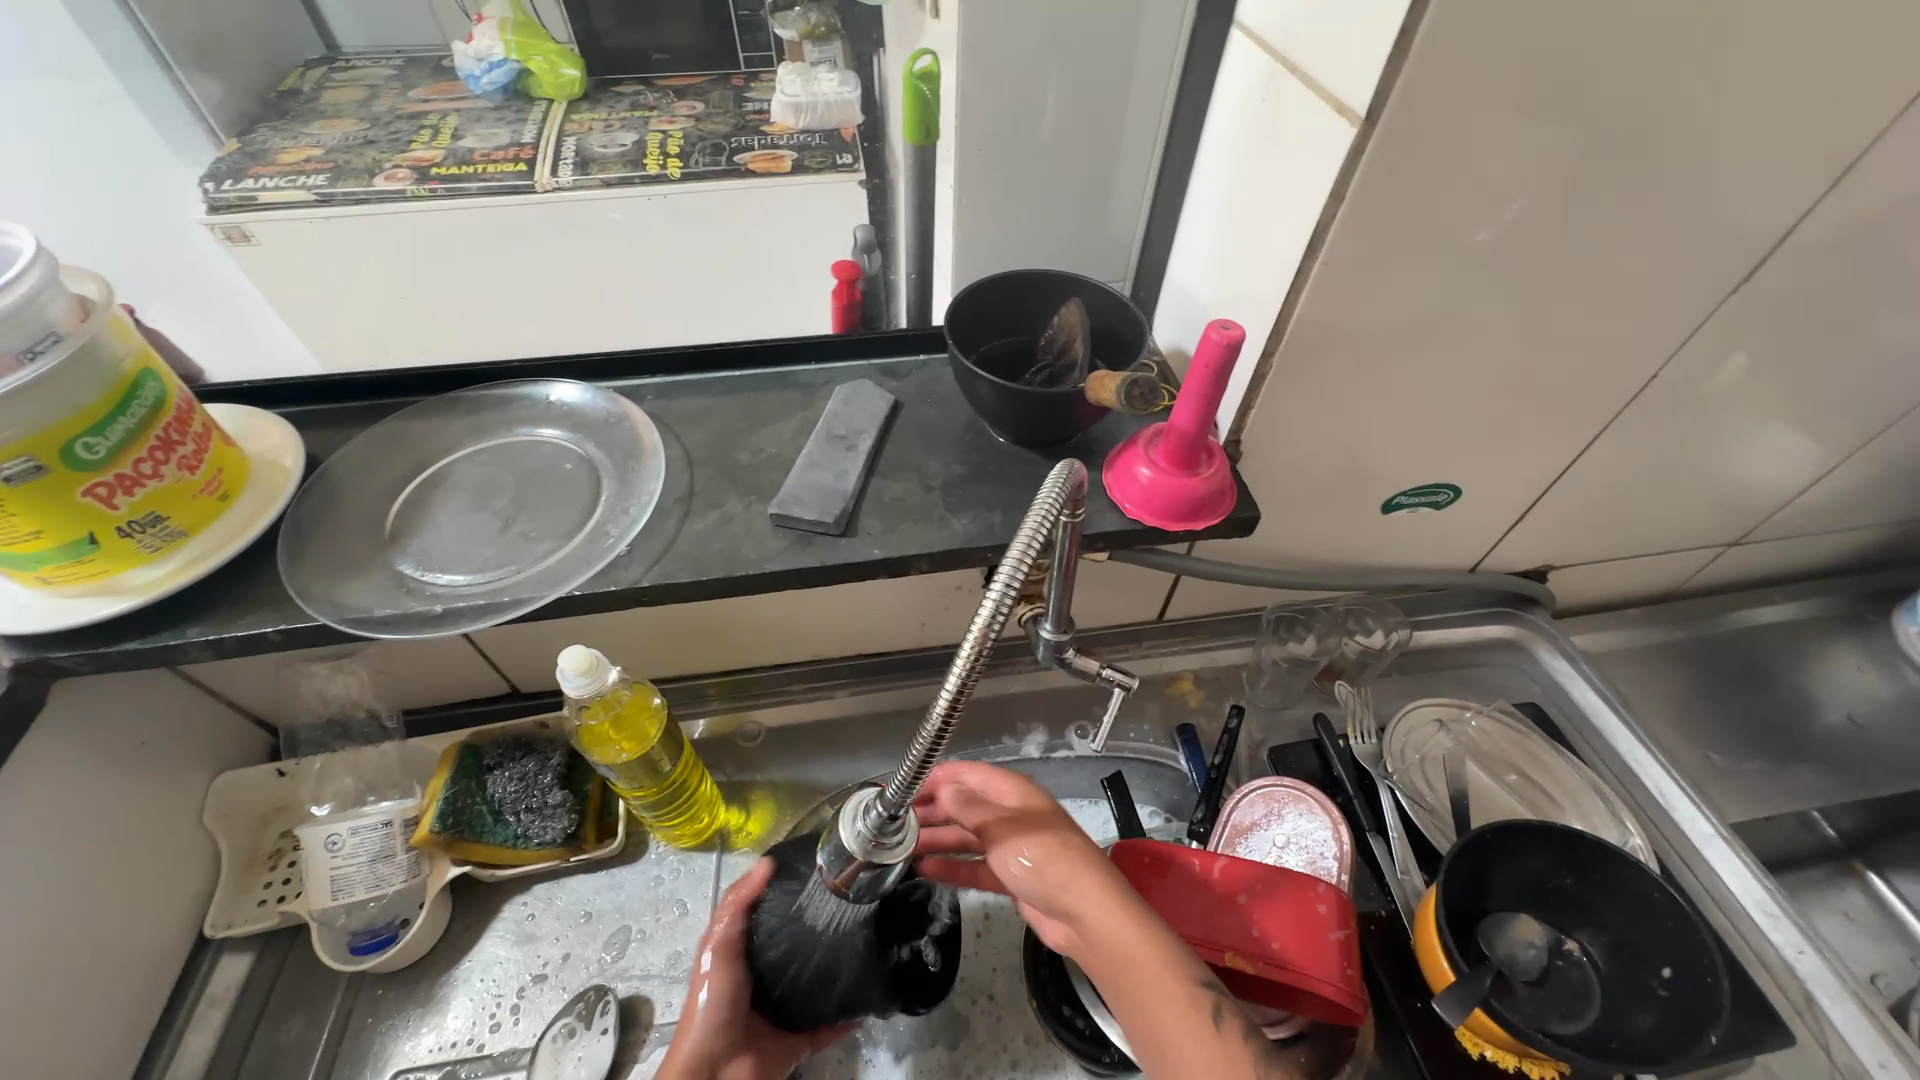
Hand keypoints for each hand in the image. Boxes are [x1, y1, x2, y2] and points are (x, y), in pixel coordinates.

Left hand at [655, 858, 853, 1079]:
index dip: (792, 895)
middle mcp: (767, 979)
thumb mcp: (717, 944)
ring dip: (841, 970)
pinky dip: (850, 1015)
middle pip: (800, 950)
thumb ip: (738, 904)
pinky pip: (832, 1024)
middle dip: (824, 932)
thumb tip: (769, 862)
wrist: (715, 1071)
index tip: (823, 874)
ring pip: (820, 984)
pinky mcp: (801, 1039)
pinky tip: (870, 996)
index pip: (773, 917)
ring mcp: (786, 1010)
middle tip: (857, 906)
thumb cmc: (711, 1003)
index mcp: (746, 955)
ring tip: (870, 944)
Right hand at [911, 760, 1132, 956]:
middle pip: (966, 806)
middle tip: (897, 822)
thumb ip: (969, 808)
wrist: (1084, 912)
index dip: (938, 778)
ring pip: (967, 837)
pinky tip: (926, 870)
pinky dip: (952, 867)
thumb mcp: (1001, 828)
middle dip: (933, 810)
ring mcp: (1011, 847)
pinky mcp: (1011, 877)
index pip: (969, 775)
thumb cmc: (1043, 859)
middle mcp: (1011, 814)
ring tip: (903, 846)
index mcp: (1013, 792)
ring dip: (938, 840)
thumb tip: (944, 789)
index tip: (906, 787)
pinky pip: (975, 866)